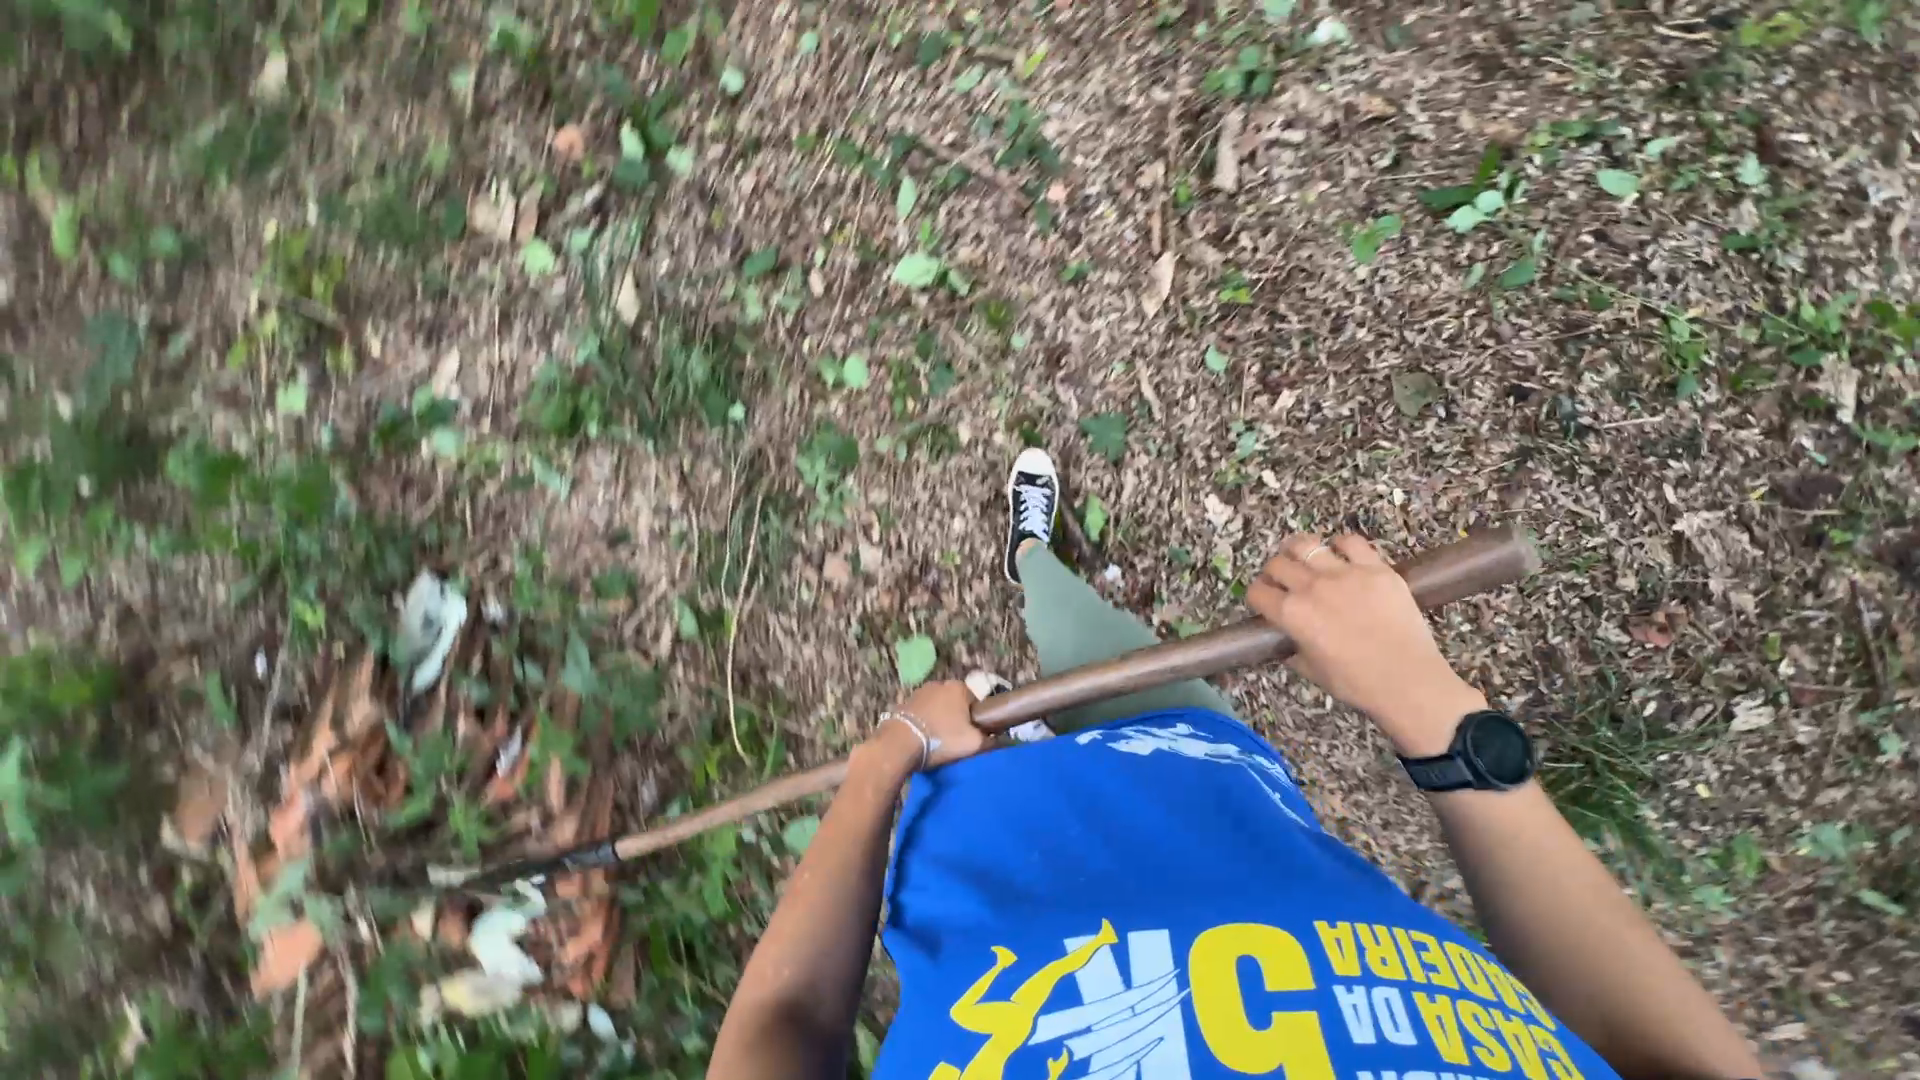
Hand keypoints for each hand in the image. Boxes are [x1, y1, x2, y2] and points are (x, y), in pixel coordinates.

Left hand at [859, 680, 988, 775]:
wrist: (899, 744)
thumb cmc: (942, 739)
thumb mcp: (975, 744)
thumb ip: (993, 741)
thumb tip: (1006, 741)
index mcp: (959, 688)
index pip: (975, 702)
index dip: (976, 720)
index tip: (972, 736)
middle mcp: (939, 683)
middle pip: (955, 703)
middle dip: (956, 719)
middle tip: (955, 740)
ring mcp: (919, 692)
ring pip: (937, 708)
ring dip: (938, 720)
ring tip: (937, 741)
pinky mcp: (903, 703)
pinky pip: (920, 714)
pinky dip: (923, 723)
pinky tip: (921, 739)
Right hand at [1246, 533, 1487, 755]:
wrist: (1408, 680)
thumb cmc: (1356, 683)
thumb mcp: (1311, 670)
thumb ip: (1292, 650)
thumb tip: (1286, 641)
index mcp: (1291, 614)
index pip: (1257, 592)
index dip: (1256, 596)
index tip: (1263, 601)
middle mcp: (1311, 587)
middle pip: (1277, 564)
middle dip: (1273, 573)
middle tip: (1283, 582)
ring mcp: (1345, 574)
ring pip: (1306, 544)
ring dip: (1298, 552)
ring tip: (1305, 560)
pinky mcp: (1376, 568)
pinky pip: (1351, 542)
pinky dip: (1341, 544)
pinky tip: (1342, 554)